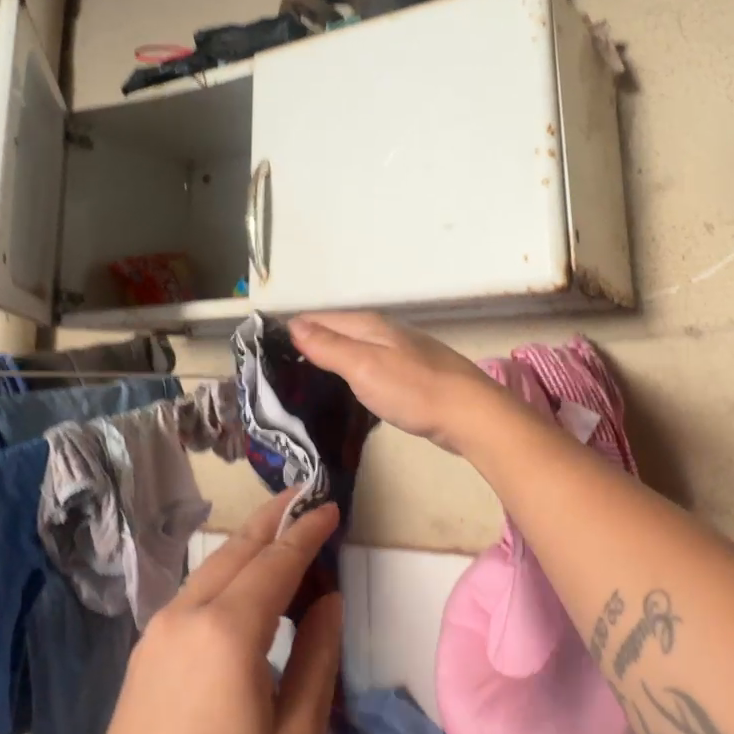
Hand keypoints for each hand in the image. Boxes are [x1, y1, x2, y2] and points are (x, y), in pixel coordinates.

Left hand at [92, 489, 343, 733]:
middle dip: (272, 518)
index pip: (277, 561)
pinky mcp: (143, 656)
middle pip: (236, 550)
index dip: (307, 531)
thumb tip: (328, 603)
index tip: (331, 505)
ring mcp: (156, 634)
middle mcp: (186, 615)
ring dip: (246, 543)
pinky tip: (240, 585)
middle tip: (303, 493)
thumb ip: (317, 662)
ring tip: (278, 529)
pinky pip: (191, 594)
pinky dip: (224, 573)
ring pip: (209, 569)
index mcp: (227, 630)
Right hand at [290, 311, 524, 455]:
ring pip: (354, 350)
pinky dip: (352, 376)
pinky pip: (370, 368)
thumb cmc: (413, 389)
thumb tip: (293, 324)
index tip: (263, 353)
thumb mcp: (363, 366)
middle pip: (336, 332)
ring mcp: (400, 353)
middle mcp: (383, 332)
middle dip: (308, 346)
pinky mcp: (411, 376)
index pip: (318, 318)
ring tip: (303, 385)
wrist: (470, 414)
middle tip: (277, 375)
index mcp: (369, 324)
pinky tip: (345, 393)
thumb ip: (328, 346)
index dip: (291, 332)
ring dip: (330, 362)